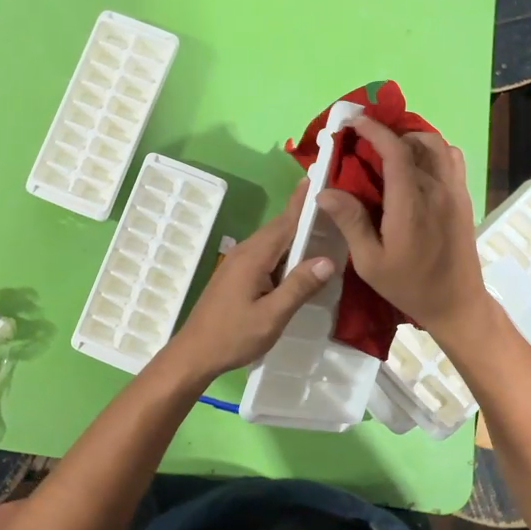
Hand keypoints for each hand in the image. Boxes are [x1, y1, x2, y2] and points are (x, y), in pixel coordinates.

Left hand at [158, 181, 336, 381]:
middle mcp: (245, 252)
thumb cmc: (233, 336)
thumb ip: (298, 287)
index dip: (303, 201)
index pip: (285, 222)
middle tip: (336, 203)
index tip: (320, 176)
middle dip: (305, 214)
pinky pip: (267, 254)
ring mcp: (239, 262)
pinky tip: (301, 259)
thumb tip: (327, 259)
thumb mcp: (272, 316)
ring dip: (296, 233)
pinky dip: (286, 250)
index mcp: (254, 257)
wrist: (195, 353)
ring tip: (326, 227)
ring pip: (274, 241)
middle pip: (280, 228)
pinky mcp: (237, 274)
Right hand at [316, 116, 488, 333]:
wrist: (457, 304)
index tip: (352, 123)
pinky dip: (432, 151)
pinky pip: (452, 160)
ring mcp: (454, 192)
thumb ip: (351, 222)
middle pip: (416, 141)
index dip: (373, 130)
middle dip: (389, 133)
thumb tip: (324, 191)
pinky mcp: (463, 199)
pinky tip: (415, 166)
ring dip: (412, 139)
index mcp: (410, 203)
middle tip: (365, 140)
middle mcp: (436, 189)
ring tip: (390, 151)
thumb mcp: (370, 262)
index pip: (395, 150)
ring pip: (438, 145)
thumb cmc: (409, 286)